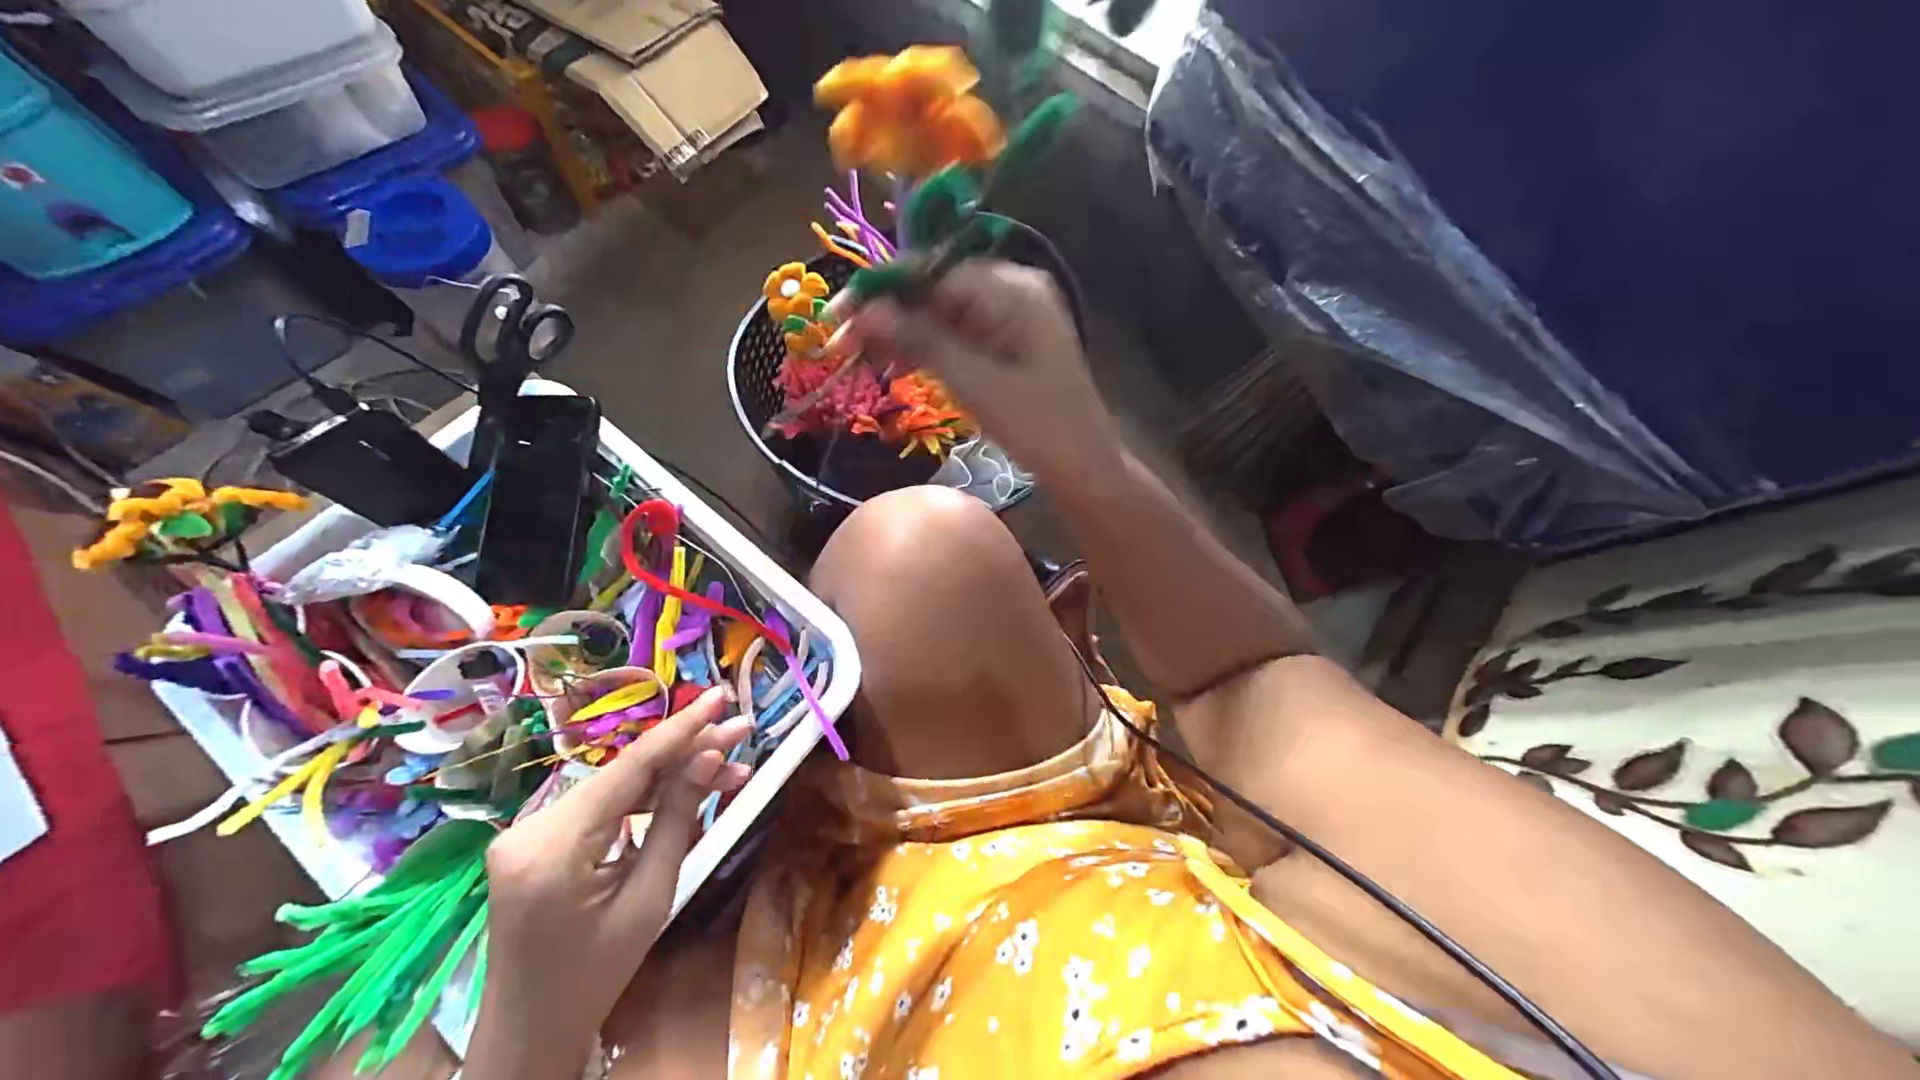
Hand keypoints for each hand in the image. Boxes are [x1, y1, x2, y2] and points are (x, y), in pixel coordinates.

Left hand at [466, 687, 751, 1079]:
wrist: (531, 1031)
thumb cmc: (597, 976)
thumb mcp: (650, 897)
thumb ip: (678, 819)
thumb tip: (710, 756)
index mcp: (553, 847)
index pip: (629, 768)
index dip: (681, 728)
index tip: (721, 697)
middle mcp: (530, 827)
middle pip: (625, 773)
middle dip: (687, 753)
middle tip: (742, 733)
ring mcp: (527, 831)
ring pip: (616, 786)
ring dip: (672, 777)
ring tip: (731, 768)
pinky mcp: (535, 839)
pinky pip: (601, 806)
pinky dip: (644, 799)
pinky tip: (687, 792)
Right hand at [845, 259, 1122, 483]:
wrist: (1084, 468)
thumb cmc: (1038, 426)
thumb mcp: (975, 383)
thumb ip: (921, 341)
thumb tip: (867, 311)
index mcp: (1013, 289)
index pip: (933, 274)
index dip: (882, 292)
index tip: (839, 315)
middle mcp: (1012, 291)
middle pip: (934, 291)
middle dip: (888, 315)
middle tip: (841, 345)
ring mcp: (1011, 318)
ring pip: (941, 315)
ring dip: (902, 333)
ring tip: (858, 357)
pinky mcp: (1006, 344)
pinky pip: (957, 335)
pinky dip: (928, 349)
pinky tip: (895, 362)